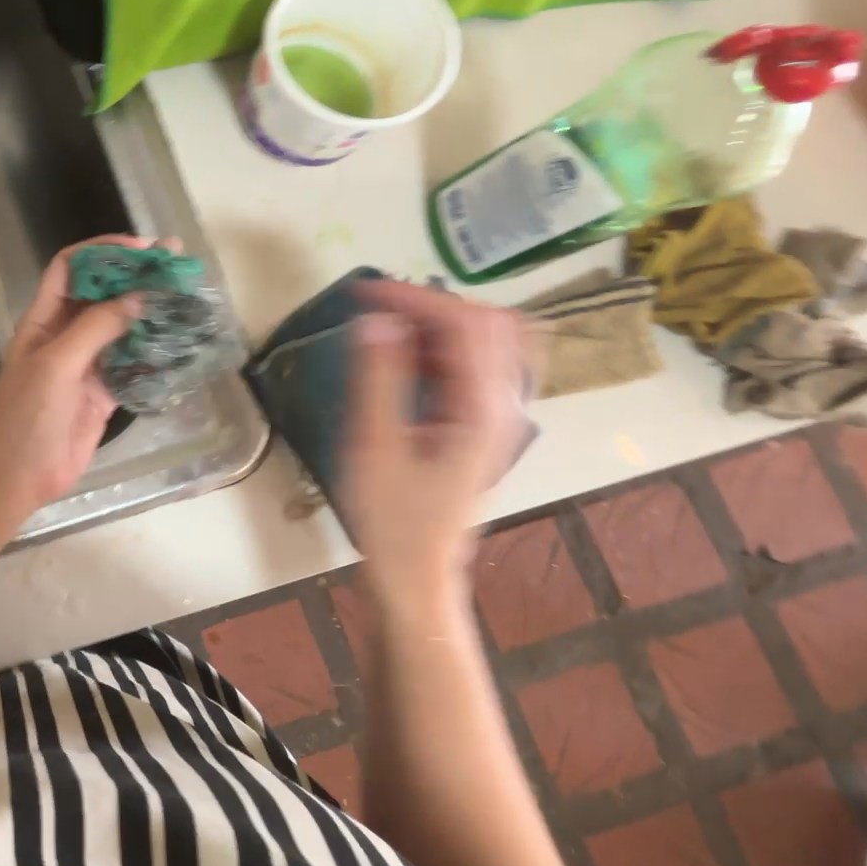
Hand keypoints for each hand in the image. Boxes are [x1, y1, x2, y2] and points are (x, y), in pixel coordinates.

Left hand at [0, 235, 158, 519]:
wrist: (17, 478)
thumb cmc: (25, 419)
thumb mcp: (55, 366)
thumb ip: (95, 329)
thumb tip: (139, 296)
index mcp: (42, 321)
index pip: (69, 269)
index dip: (101, 252)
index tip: (141, 249)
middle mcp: (64, 336)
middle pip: (101, 294)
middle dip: (134, 277)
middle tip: (176, 265)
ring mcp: (85, 365)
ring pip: (120, 327)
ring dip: (149, 311)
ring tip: (186, 297)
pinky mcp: (102, 393)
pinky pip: (131, 364)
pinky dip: (153, 351)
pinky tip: (179, 341)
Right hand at [343, 281, 527, 609]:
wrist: (418, 572)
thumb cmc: (392, 518)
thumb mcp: (374, 446)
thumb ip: (378, 380)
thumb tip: (376, 322)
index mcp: (481, 409)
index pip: (465, 325)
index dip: (416, 298)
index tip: (363, 293)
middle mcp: (503, 405)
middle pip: (491, 324)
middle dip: (434, 303)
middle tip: (378, 307)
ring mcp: (498, 416)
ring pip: (490, 342)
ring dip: (442, 322)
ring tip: (389, 324)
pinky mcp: (482, 426)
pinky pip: (476, 366)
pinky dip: (444, 346)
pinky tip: (405, 354)